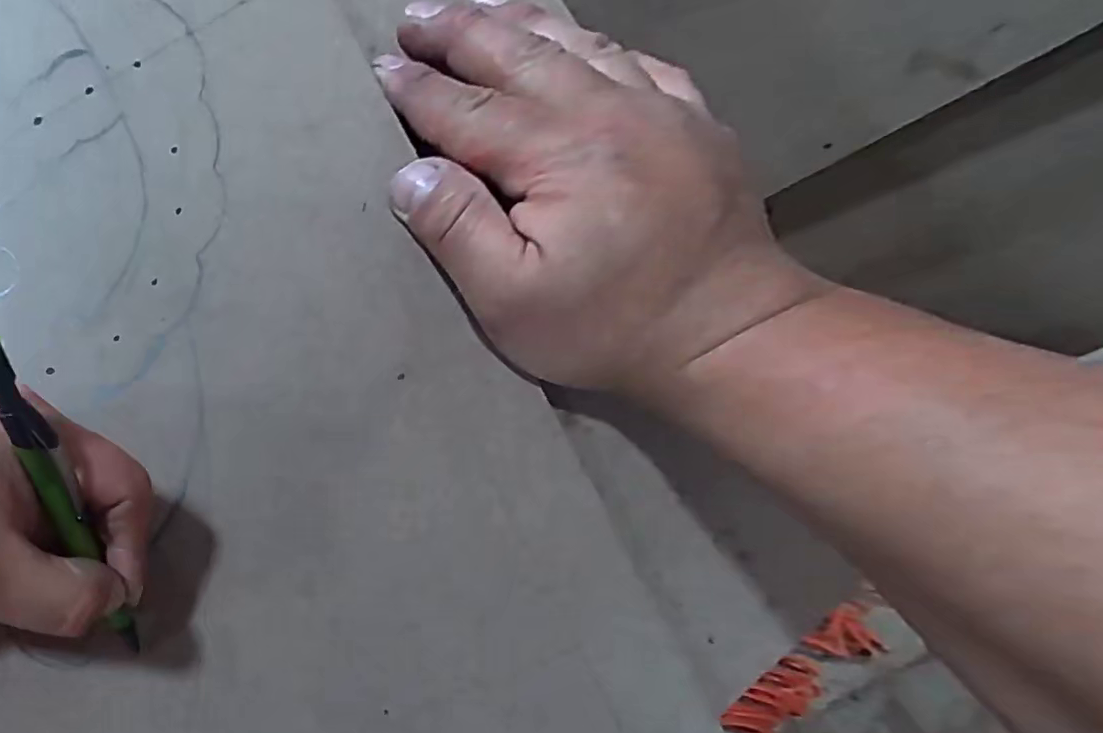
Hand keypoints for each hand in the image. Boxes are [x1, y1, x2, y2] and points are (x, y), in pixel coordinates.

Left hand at [0, 390, 151, 636]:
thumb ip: (73, 596)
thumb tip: (113, 598)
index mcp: (33, 426)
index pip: (124, 483)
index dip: (132, 545)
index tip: (116, 599)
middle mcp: (19, 422)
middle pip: (94, 493)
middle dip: (90, 553)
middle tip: (71, 599)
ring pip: (62, 505)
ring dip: (58, 553)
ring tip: (23, 586)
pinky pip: (29, 506)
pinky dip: (31, 545)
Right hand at [374, 1, 830, 395]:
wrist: (722, 331)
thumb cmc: (601, 326)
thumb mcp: (508, 298)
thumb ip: (457, 229)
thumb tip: (411, 173)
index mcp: (556, 153)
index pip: (467, 111)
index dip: (418, 89)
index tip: (380, 67)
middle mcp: (606, 111)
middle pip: (518, 56)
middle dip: (460, 32)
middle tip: (415, 16)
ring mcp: (658, 109)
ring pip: (576, 43)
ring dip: (518, 22)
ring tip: (478, 9)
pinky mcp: (691, 123)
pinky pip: (634, 60)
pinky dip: (591, 41)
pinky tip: (574, 41)